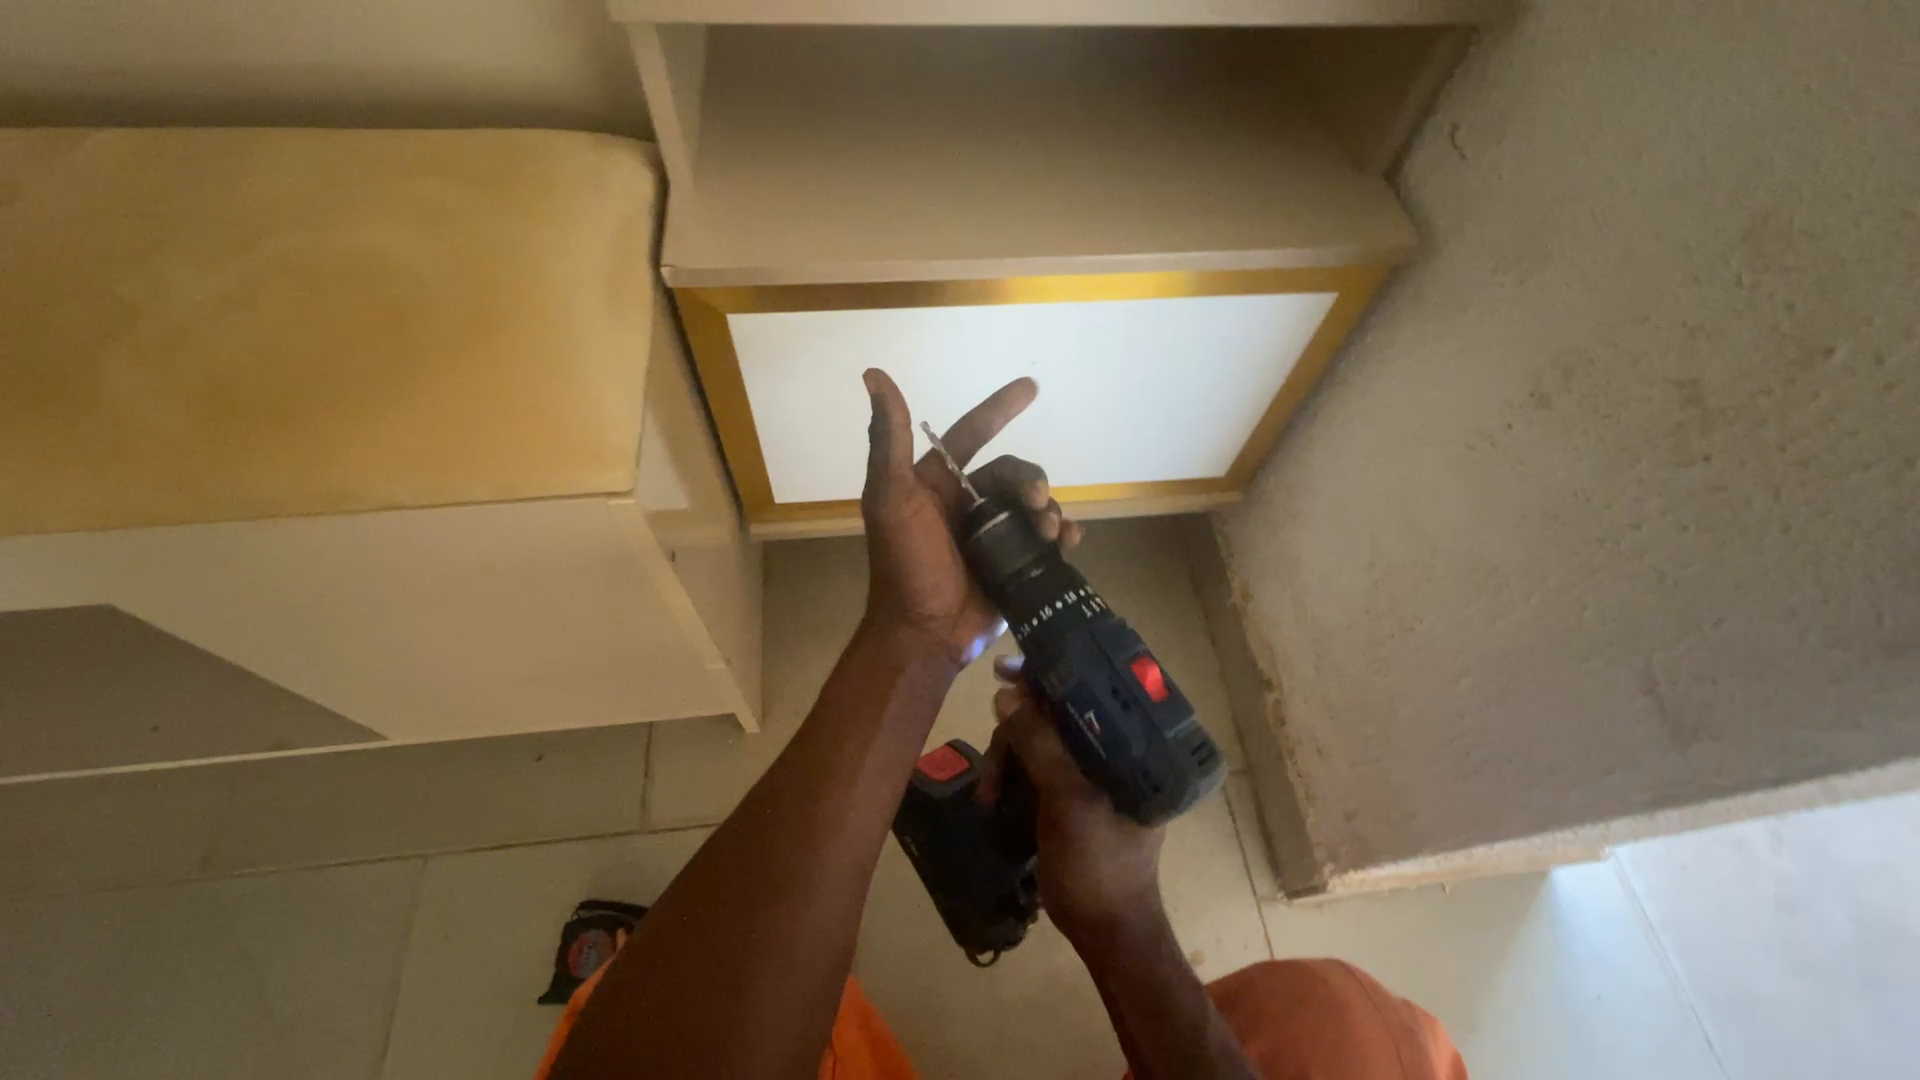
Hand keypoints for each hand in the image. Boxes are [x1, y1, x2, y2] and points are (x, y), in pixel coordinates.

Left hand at [860, 368, 1083, 665]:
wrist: (924, 635)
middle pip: (1012, 474)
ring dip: (1050, 509)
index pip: (969, 436)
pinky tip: (1069, 542)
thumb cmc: (904, 566)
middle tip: (1036, 502)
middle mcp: (966, 505)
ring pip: (1034, 505)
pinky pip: (1046, 540)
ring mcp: (992, 537)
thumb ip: (889, 439)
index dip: (998, 410)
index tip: (1031, 388)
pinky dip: (1062, 536)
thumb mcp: (890, 499)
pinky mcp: (1013, 565)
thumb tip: (874, 375)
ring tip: (1052, 530)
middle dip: (1030, 479)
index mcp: (936, 485)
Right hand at [979, 658, 1165, 946]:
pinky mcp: (1066, 790)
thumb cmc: (1101, 864)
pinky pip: (1031, 764)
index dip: (1050, 675)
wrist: (1103, 930)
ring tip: (989, 794)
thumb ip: (1040, 745)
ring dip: (1006, 759)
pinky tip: (991, 798)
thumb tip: (1006, 693)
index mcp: (1134, 743)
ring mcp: (1088, 769)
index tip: (1008, 670)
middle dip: (1016, 732)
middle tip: (993, 761)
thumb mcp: (1069, 801)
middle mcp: (1114, 747)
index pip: (1093, 687)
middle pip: (1055, 712)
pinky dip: (1009, 775)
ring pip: (1036, 737)